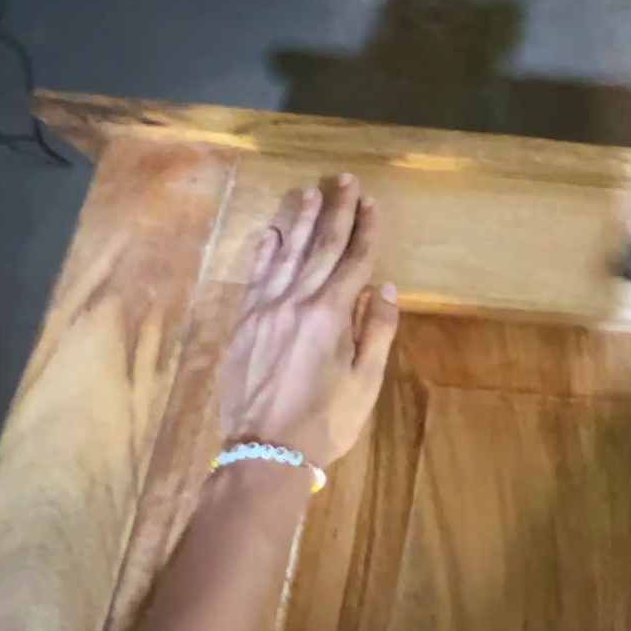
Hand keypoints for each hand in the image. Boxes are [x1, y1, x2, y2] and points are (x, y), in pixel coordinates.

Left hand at [221, 176, 398, 467]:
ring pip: (288, 254)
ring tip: (313, 193)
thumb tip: (384, 288)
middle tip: (346, 181)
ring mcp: (266, 309)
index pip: (354, 261)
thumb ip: (376, 330)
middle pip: (322, 247)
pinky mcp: (245, 322)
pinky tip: (273, 234)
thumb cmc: (326, 420)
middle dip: (338, 212)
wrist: (265, 449)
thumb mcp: (366, 380)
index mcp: (332, 314)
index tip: (373, 204)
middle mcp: (297, 301)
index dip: (367, 231)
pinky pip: (257, 276)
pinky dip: (267, 252)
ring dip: (303, 221)